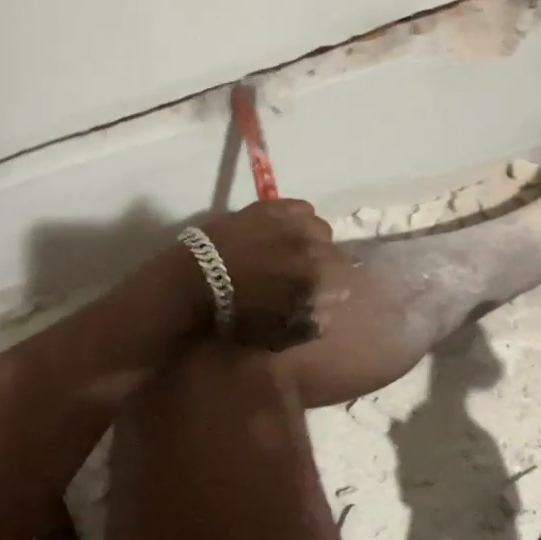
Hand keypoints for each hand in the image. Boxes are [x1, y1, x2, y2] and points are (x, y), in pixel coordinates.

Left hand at [191, 199, 340, 348]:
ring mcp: (293, 224)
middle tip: (303, 274)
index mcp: (317, 281)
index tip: (318, 294)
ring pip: (321, 229)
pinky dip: (297, 220)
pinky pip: (302, 208)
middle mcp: (313, 249)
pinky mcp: (273, 206)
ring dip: (311, 241)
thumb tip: (328, 307)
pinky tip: (282, 230)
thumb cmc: (236, 314)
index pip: (346, 280)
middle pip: (335, 253)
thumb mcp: (280, 332)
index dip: (332, 289)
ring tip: (292, 249)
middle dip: (323, 266)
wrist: (194, 282)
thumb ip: (312, 321)